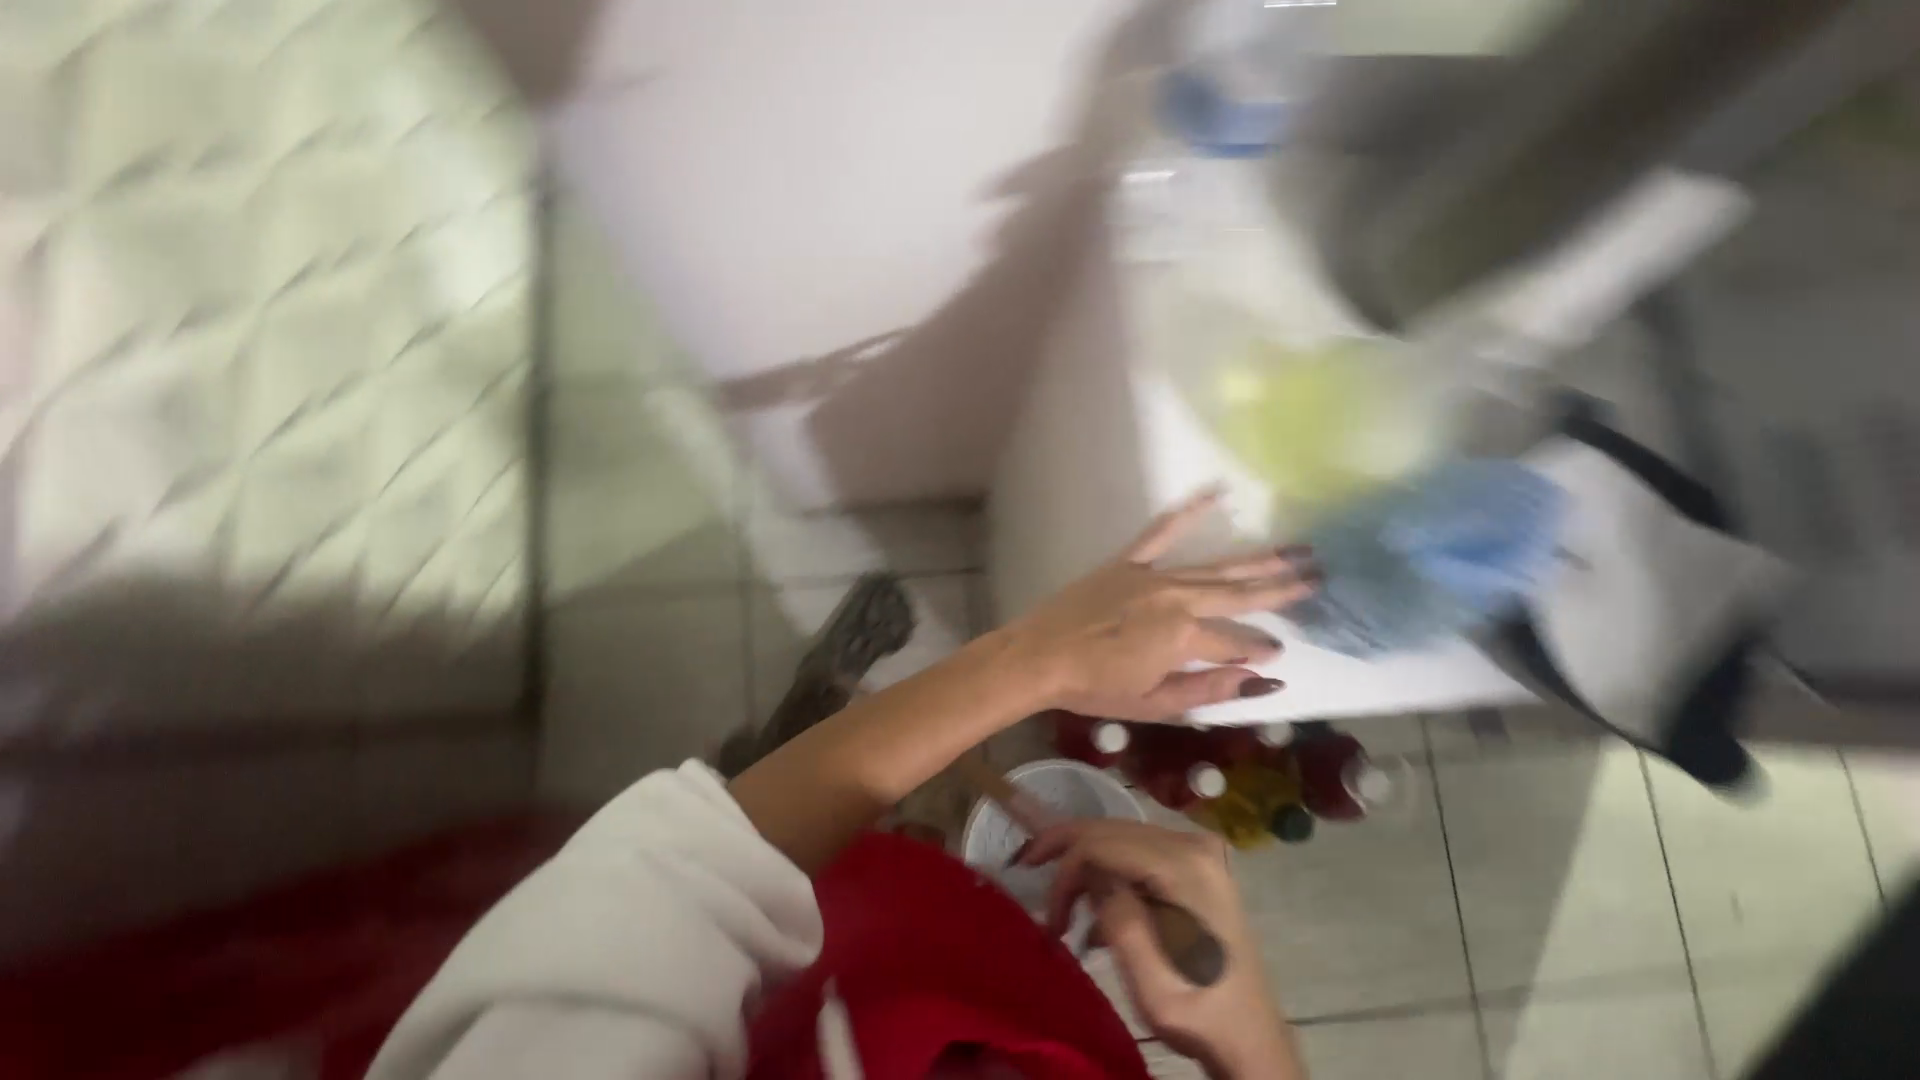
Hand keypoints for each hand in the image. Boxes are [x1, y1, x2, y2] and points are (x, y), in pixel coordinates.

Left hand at [998, 489, 1316, 721]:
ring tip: (1296, 548)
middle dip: (1282, 587)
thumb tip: (1262, 679)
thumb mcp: (1155, 704)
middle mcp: (1177, 598)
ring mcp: (1152, 575)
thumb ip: (1209, 689)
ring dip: (1257, 557)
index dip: (1259, 651)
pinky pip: (1161, 532)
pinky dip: (1189, 511)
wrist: (1038, 657)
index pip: (1237, 643)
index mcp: (1184, 636)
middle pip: (1238, 593)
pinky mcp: (1128, 562)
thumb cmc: (1094, 687)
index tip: (1279, 653)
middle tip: (1321, 576)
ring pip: (1214, 565)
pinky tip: (1216, 492)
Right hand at [1016, 820, 1301, 1079]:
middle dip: (1067, 857)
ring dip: (1086, 866)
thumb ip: (1118, 919)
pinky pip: (1138, 852)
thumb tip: (1092, 876)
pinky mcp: (1197, 866)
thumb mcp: (1150, 982)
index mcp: (1185, 867)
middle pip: (1110, 830)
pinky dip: (1110, 872)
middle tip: (1028, 876)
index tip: (1050, 917)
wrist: (1250, 1038)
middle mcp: (1193, 845)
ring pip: (1120, 838)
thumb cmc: (1199, 1013)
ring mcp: (1199, 852)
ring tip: (1064, 910)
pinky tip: (1098, 914)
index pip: (1101, 843)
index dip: (1065, 870)